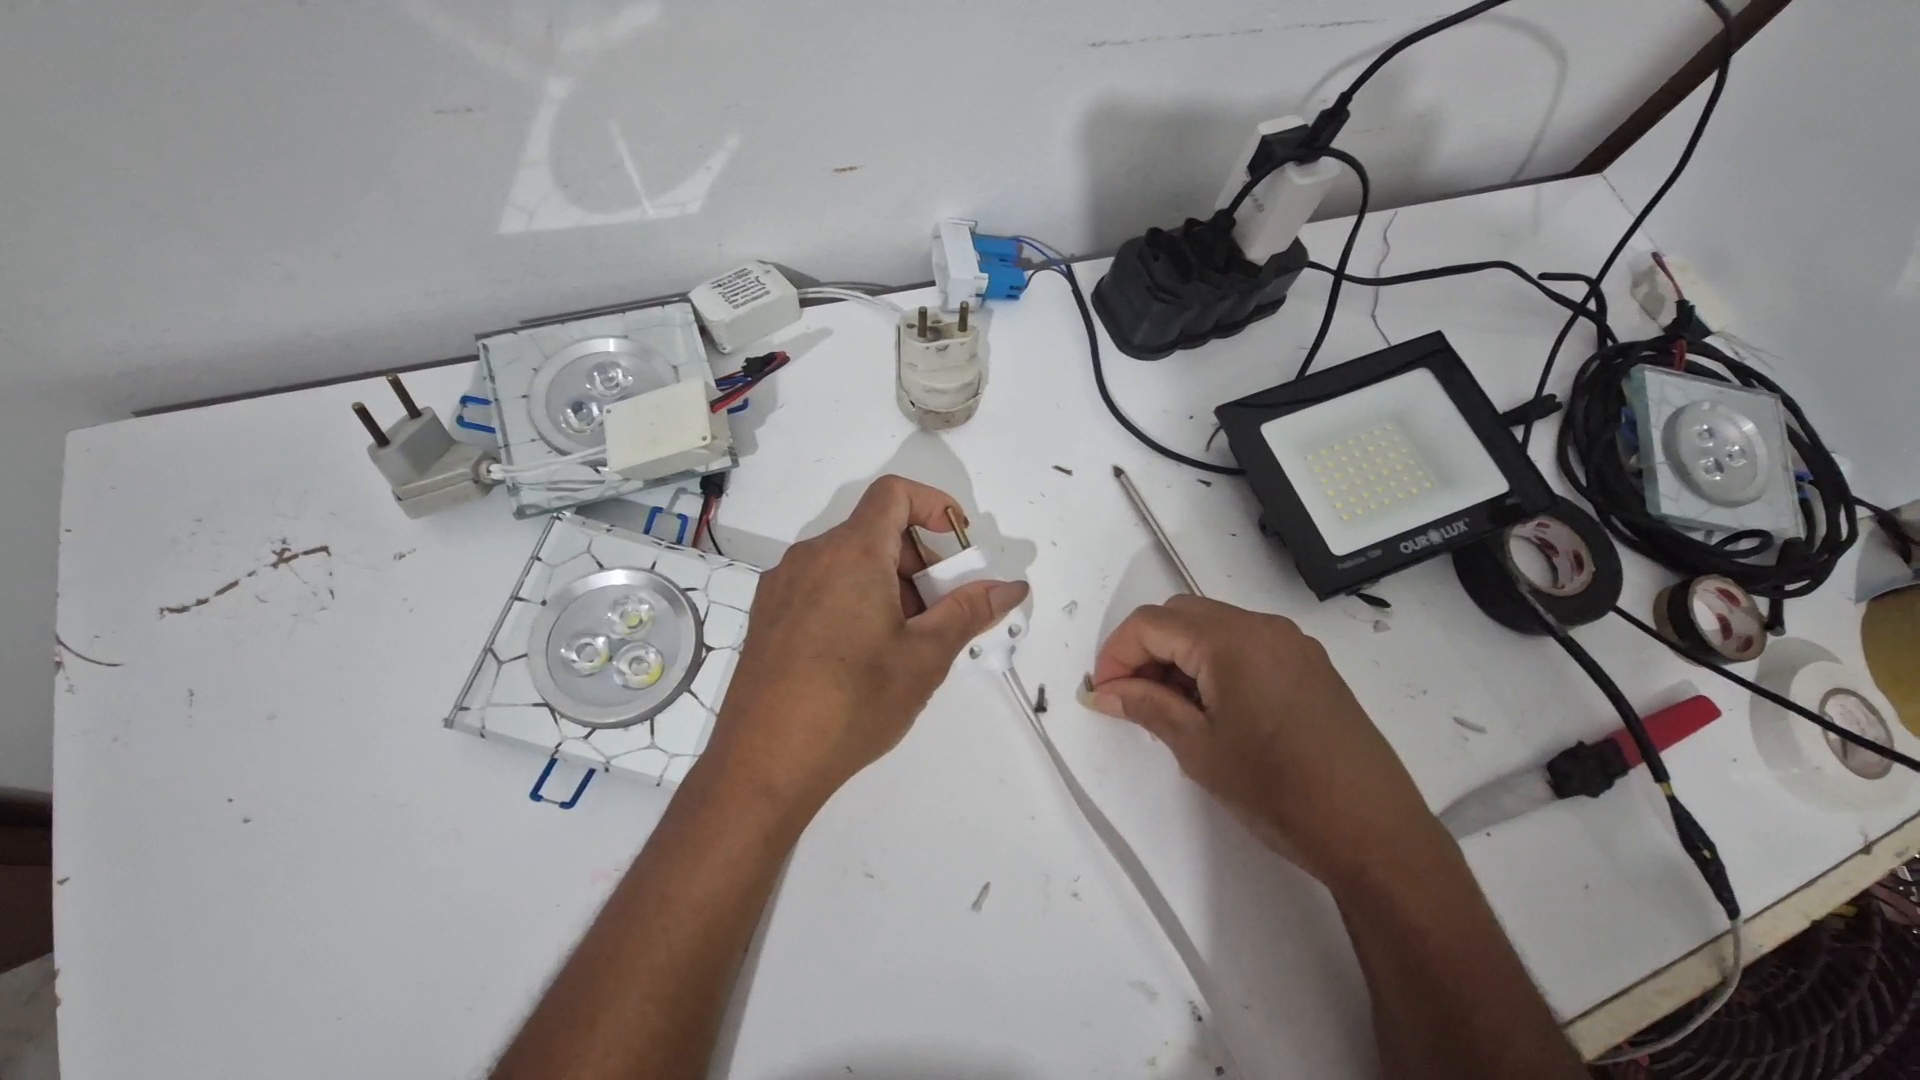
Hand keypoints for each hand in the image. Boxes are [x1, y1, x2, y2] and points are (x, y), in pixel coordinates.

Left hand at [703, 476, 1028, 807]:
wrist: (764, 762)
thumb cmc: (854, 702)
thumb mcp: (924, 657)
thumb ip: (969, 612)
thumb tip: (1012, 587)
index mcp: (851, 553)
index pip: (894, 494)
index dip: (934, 505)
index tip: (957, 549)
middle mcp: (811, 557)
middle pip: (874, 532)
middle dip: (918, 563)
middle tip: (939, 616)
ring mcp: (782, 586)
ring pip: (848, 563)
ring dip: (888, 586)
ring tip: (903, 646)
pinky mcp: (767, 616)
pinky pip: (821, 587)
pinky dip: (853, 601)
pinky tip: (860, 659)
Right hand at [1086, 595, 1439, 885]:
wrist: (1373, 831)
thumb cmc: (1277, 791)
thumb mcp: (1199, 749)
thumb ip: (1147, 707)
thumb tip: (1102, 692)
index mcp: (1231, 640)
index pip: (1151, 623)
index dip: (1116, 654)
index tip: (1102, 695)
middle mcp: (1263, 626)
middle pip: (1182, 615)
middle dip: (1145, 649)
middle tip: (1131, 699)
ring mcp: (1293, 644)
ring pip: (1214, 626)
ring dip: (1179, 655)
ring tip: (1169, 708)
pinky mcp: (1311, 666)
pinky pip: (1246, 644)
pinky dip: (1214, 662)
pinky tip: (1213, 708)